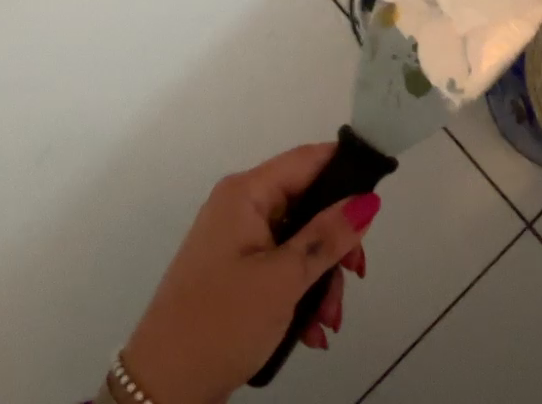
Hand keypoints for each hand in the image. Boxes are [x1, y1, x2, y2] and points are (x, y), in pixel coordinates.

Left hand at [121, 144, 379, 403]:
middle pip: (308, 205)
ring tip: (327, 323)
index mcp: (246, 193)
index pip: (307, 160)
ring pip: (300, 242)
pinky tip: (310, 331)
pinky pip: (282, 267)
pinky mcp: (236, 272)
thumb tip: (368, 199)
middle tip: (356, 277)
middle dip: (336, 246)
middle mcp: (240, 206)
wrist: (163, 386)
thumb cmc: (222, 321)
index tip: (378, 199)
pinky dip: (300, 294)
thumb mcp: (283, 278)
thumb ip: (328, 237)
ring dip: (321, 280)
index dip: (346, 170)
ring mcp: (236, 240)